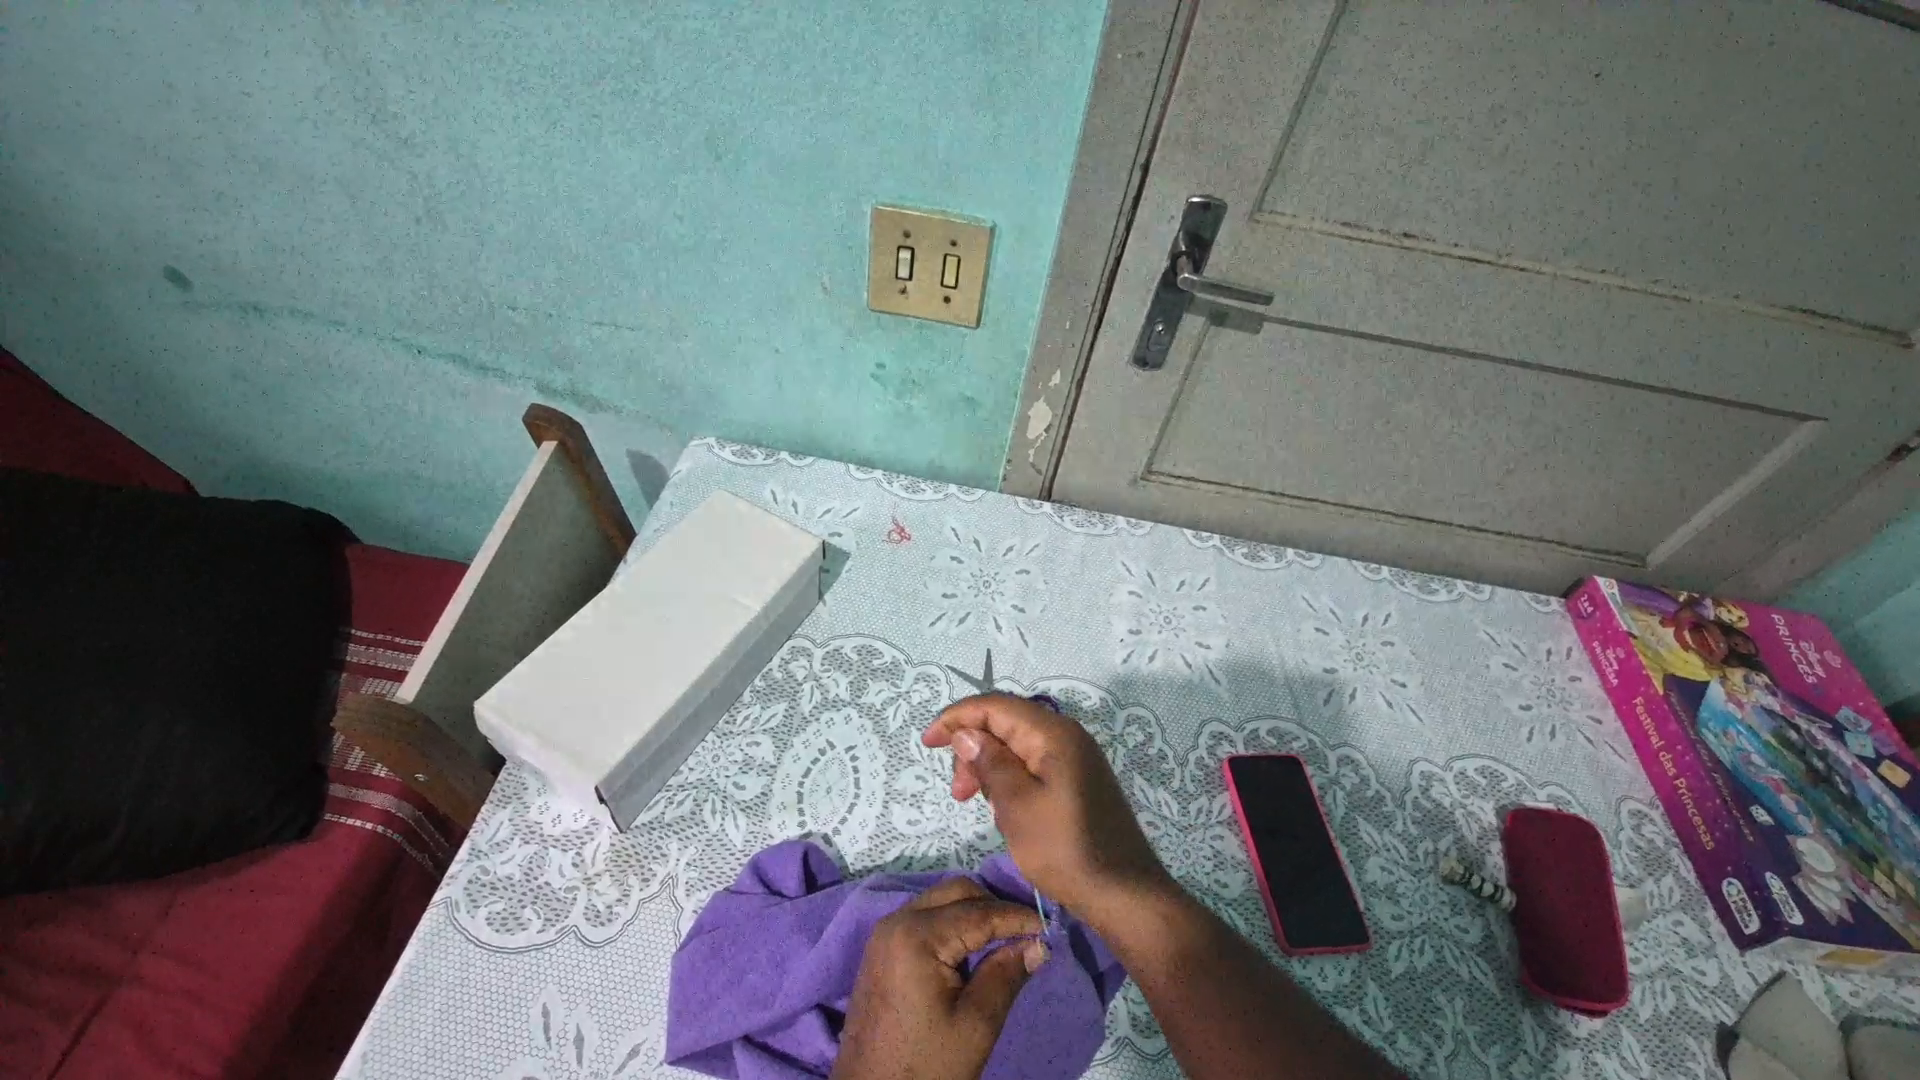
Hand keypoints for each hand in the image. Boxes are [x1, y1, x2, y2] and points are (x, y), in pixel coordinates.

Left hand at [833, 878, 1045, 1079]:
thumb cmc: (926, 1065)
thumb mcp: (975, 1025)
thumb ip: (1006, 975)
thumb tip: (1038, 943)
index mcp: (918, 935)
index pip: (979, 912)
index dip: (1017, 917)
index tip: (1048, 927)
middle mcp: (897, 920)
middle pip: (956, 892)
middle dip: (993, 906)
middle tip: (1025, 932)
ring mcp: (885, 934)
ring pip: (940, 901)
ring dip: (973, 912)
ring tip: (1004, 939)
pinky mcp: (881, 949)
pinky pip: (924, 918)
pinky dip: (952, 923)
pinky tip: (972, 949)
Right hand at [923, 694, 1172, 917]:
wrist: (1124, 895)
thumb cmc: (1065, 851)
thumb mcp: (1017, 806)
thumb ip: (990, 763)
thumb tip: (967, 732)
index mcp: (1053, 734)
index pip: (995, 706)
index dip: (957, 717)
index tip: (928, 743)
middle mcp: (1067, 736)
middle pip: (1005, 723)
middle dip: (973, 748)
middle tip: (959, 794)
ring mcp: (1076, 759)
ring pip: (1017, 746)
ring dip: (989, 767)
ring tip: (980, 806)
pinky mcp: (1078, 782)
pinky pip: (1033, 765)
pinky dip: (1010, 780)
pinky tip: (1006, 811)